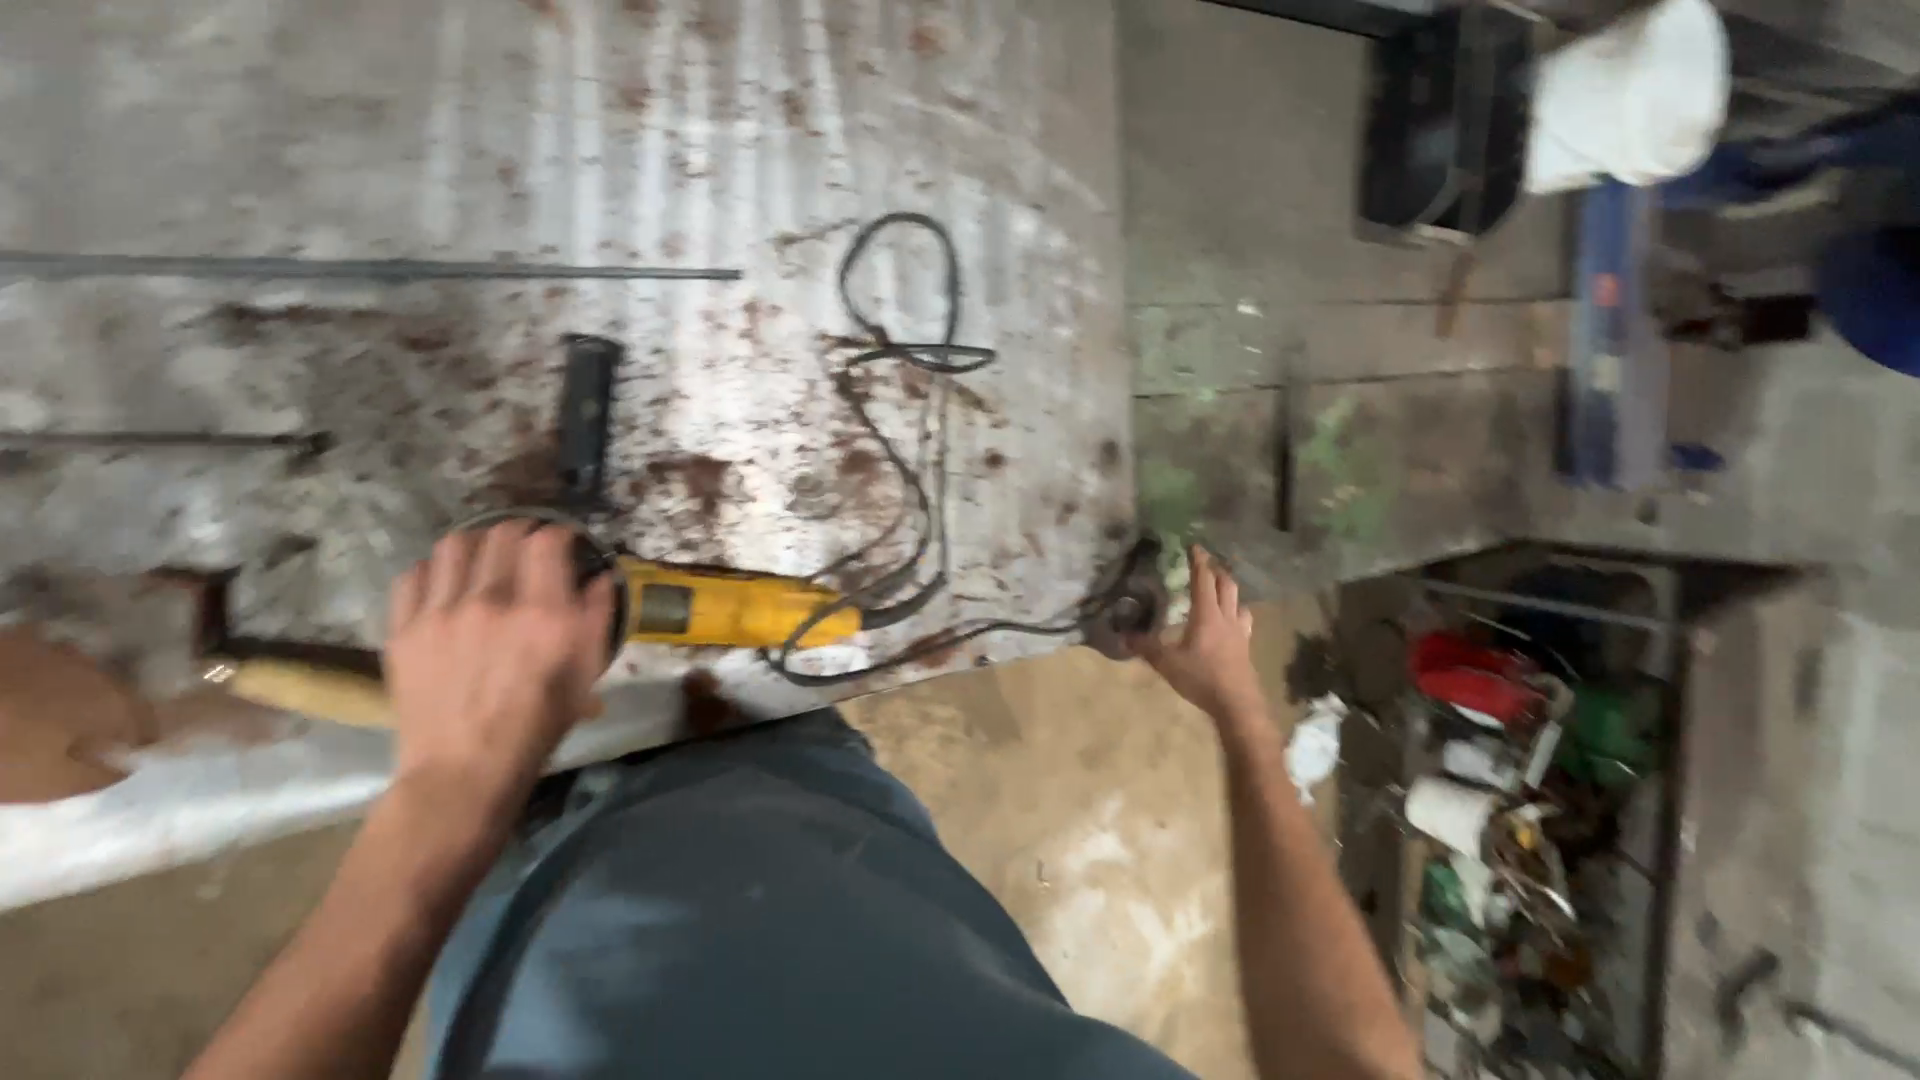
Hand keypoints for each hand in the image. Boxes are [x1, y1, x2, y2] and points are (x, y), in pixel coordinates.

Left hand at [382, 522, 615, 824]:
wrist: (464, 768)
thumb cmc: (537, 724)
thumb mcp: (585, 674)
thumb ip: (596, 619)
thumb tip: (599, 578)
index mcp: (543, 615)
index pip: (546, 542)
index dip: (558, 532)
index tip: (563, 540)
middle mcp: (492, 603)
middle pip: (501, 534)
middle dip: (520, 529)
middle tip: (527, 543)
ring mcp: (441, 613)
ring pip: (454, 545)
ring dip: (477, 542)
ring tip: (485, 557)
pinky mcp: (404, 630)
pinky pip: (414, 575)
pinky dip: (435, 570)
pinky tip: (446, 583)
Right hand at [1133, 547, 1264, 723]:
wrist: (1237, 703)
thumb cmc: (1201, 678)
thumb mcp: (1167, 663)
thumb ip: (1146, 647)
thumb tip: (1123, 636)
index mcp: (1206, 615)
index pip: (1203, 580)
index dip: (1198, 561)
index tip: (1194, 546)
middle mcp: (1226, 617)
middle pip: (1226, 584)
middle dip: (1216, 570)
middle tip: (1206, 562)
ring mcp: (1240, 631)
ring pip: (1238, 600)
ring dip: (1229, 588)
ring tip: (1221, 586)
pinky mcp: (1246, 646)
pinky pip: (1243, 620)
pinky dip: (1237, 611)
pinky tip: (1233, 619)